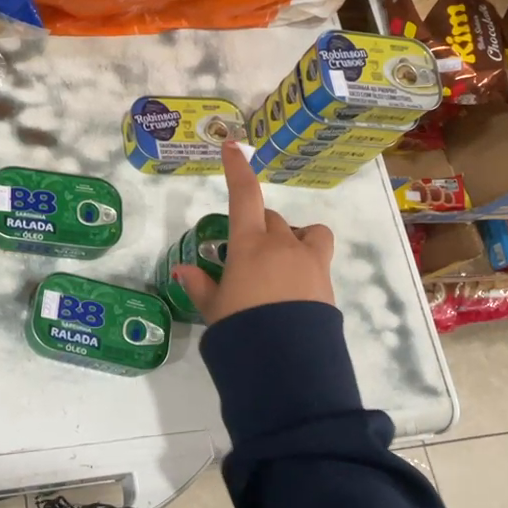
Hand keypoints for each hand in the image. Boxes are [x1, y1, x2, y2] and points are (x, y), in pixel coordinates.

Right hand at [172, 142, 335, 323]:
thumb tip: (182, 269)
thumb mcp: (215, 308)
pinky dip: (307, 257)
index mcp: (249, 245)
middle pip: (271, 218)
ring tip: (280, 261)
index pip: (243, 196)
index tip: (232, 148)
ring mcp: (308, 259)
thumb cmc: (242, 328)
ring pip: (304, 230)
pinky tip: (295, 283)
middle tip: (244, 255)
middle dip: (258, 226)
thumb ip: (200, 285)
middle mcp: (281, 243)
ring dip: (291, 236)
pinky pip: (318, 253)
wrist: (286, 359)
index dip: (237, 169)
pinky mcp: (325, 278)